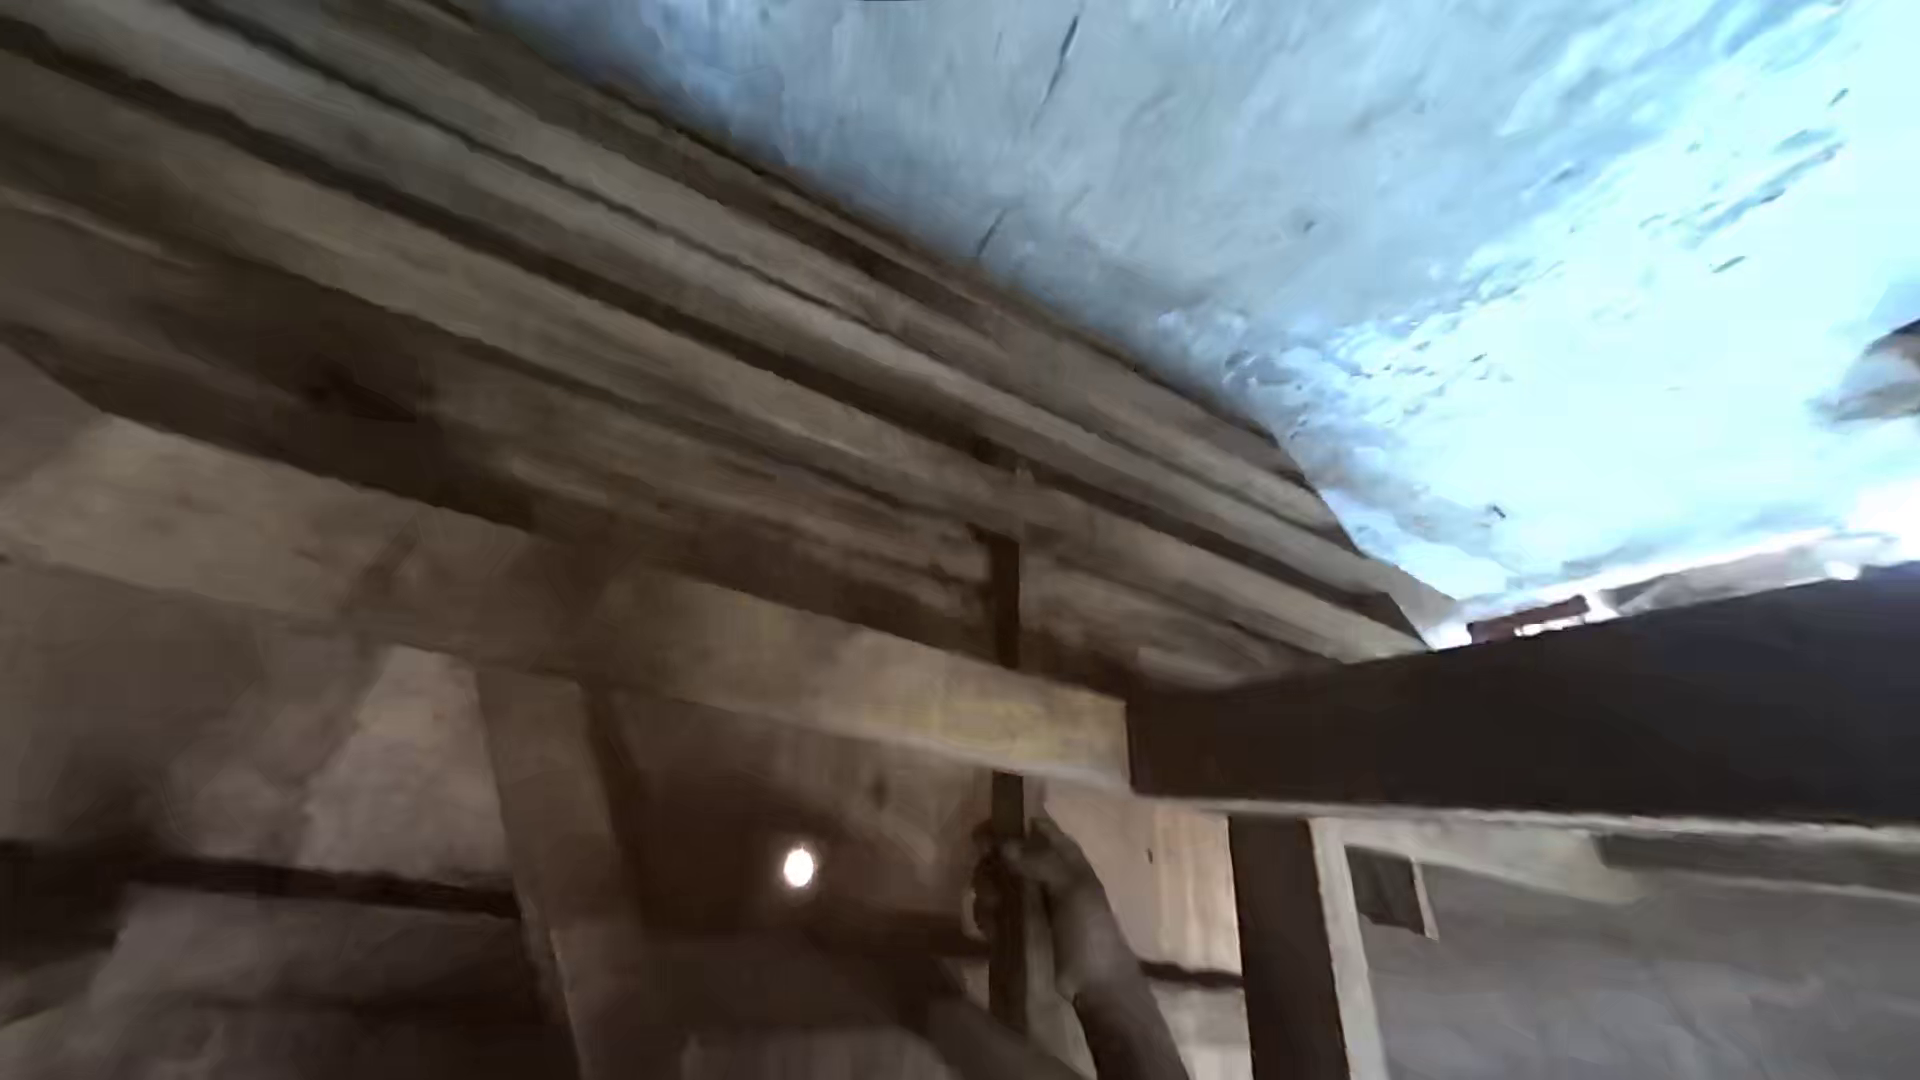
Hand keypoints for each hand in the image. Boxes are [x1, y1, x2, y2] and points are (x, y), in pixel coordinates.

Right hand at [974, 816, 1136, 997]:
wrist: (1094, 986)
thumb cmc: (1090, 930)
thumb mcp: (1073, 889)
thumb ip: (1040, 861)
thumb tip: (1002, 843)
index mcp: (1062, 855)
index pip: (1035, 825)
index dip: (1012, 822)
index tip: (987, 830)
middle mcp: (1041, 871)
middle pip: (1006, 850)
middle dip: (992, 859)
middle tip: (987, 874)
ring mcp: (1027, 899)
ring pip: (994, 878)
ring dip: (987, 888)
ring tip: (992, 906)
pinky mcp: (1014, 925)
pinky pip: (991, 909)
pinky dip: (986, 913)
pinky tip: (989, 924)